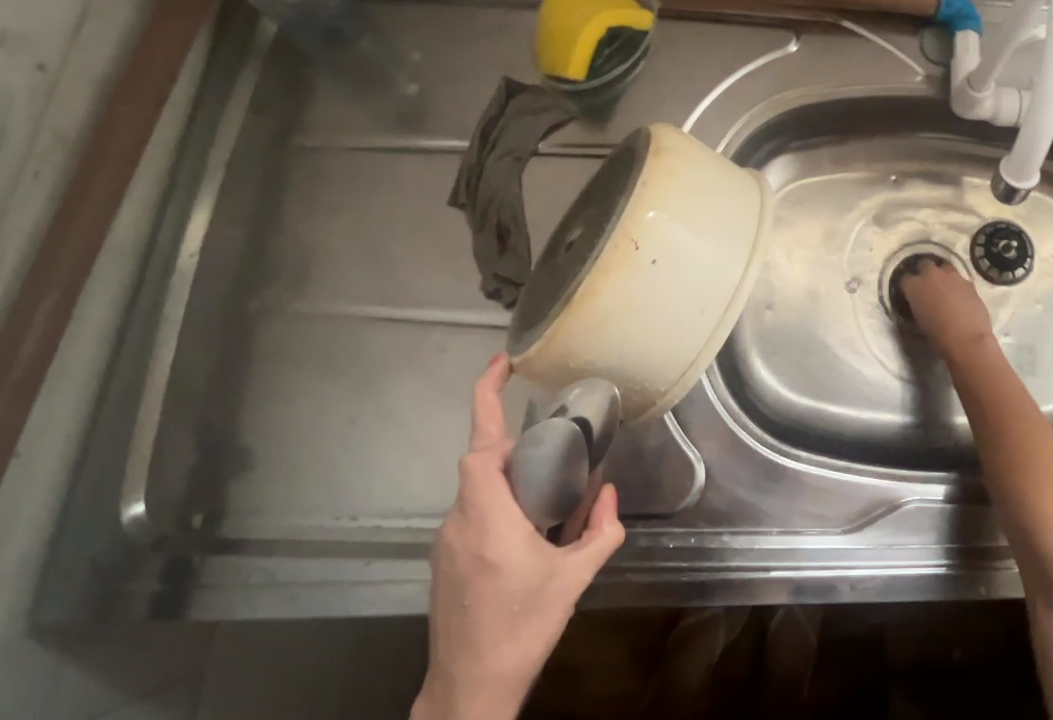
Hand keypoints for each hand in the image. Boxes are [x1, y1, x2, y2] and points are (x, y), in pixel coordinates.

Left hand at [413, 355, 625, 719]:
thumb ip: (601, 531)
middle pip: (480, 463)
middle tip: (553, 450)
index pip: (480, 448)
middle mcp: (459, 522)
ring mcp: (445, 542)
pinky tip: (525, 534)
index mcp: (489, 519)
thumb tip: (609, 494)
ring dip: (507, 480)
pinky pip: (470, 514)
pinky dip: (497, 506)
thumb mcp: (574, 579)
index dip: (486, 400)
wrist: (470, 688)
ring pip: (475, 490)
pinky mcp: (443, 560)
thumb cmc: (522, 629)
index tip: (502, 365)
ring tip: (545, 497)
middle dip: (513, 447)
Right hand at [898, 256, 995, 354]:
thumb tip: (919, 305)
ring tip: (946, 288)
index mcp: (914, 287)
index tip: (910, 293)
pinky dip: (958, 285)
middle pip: (925, 264)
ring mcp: (952, 276)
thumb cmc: (938, 336)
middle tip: (928, 286)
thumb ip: (917, 308)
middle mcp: (931, 275)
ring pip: (945, 266)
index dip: (908, 286)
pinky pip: (960, 279)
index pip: (905, 278)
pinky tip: (961, 296)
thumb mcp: (918, 323)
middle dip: (925, 272)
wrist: (967, 339)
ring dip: (943, 275)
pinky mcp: (969, 282)